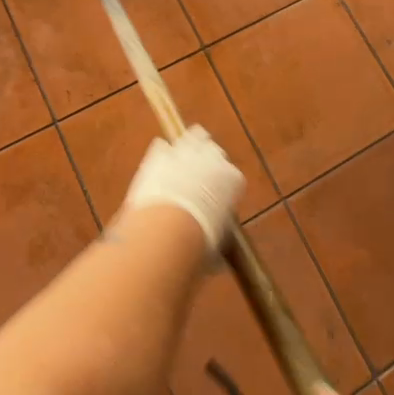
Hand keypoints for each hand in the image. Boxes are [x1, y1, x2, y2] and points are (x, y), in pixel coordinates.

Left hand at [121, 127, 245, 249]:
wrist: (169, 227)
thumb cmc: (199, 241)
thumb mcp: (216, 244)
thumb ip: (218, 238)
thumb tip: (215, 255)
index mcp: (233, 180)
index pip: (233, 178)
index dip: (223, 188)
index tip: (216, 198)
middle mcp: (213, 159)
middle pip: (214, 153)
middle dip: (207, 163)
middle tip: (198, 178)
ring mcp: (186, 152)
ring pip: (192, 139)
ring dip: (188, 146)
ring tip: (182, 156)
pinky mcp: (161, 153)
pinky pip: (163, 147)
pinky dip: (162, 153)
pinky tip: (159, 161)